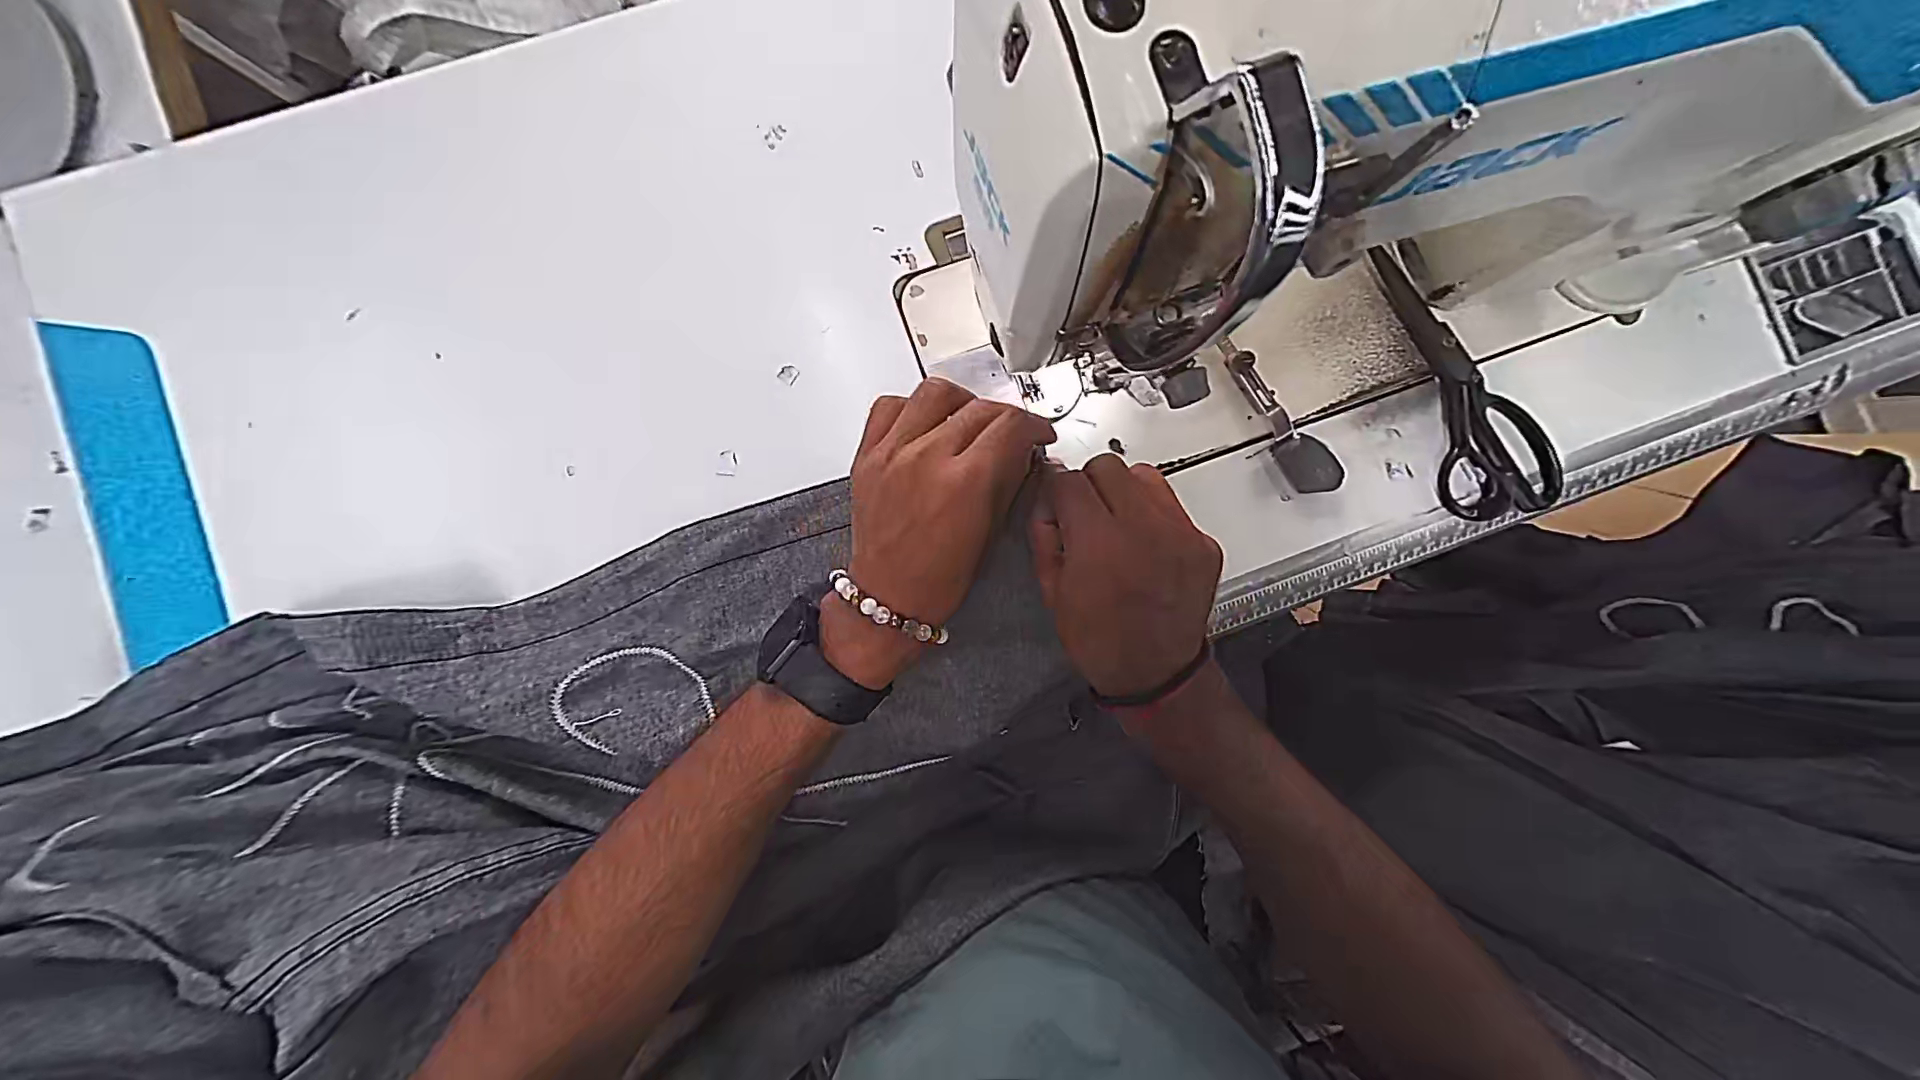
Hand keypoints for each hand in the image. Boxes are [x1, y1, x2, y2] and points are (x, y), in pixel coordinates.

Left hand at [819, 378, 1056, 688]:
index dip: (1034, 424)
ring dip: (962, 401)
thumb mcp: (991, 531)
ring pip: (935, 392)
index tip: (1037, 432)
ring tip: (969, 418)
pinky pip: (889, 406)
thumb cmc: (936, 579)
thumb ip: (1009, 481)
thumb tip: (1021, 451)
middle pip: (979, 407)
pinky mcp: (868, 456)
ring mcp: (892, 454)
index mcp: (963, 482)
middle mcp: (925, 459)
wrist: (890, 596)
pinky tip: (926, 422)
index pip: (1010, 425)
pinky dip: (912, 406)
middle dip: (1006, 416)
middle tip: (1011, 431)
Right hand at [1029, 455, 1222, 698]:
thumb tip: (1046, 503)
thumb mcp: (1053, 591)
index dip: (1055, 488)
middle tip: (1084, 512)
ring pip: (1144, 475)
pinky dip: (1153, 516)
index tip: (1055, 497)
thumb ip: (1044, 537)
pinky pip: (1171, 506)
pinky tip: (1143, 544)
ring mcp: (1179, 534)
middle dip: (1088, 484)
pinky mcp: (1202, 543)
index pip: (1068, 480)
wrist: (1155, 673)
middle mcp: (1143, 529)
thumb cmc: (1103, 642)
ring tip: (1116, 524)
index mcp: (1098, 543)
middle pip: (1107, 466)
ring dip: (1123, 492)